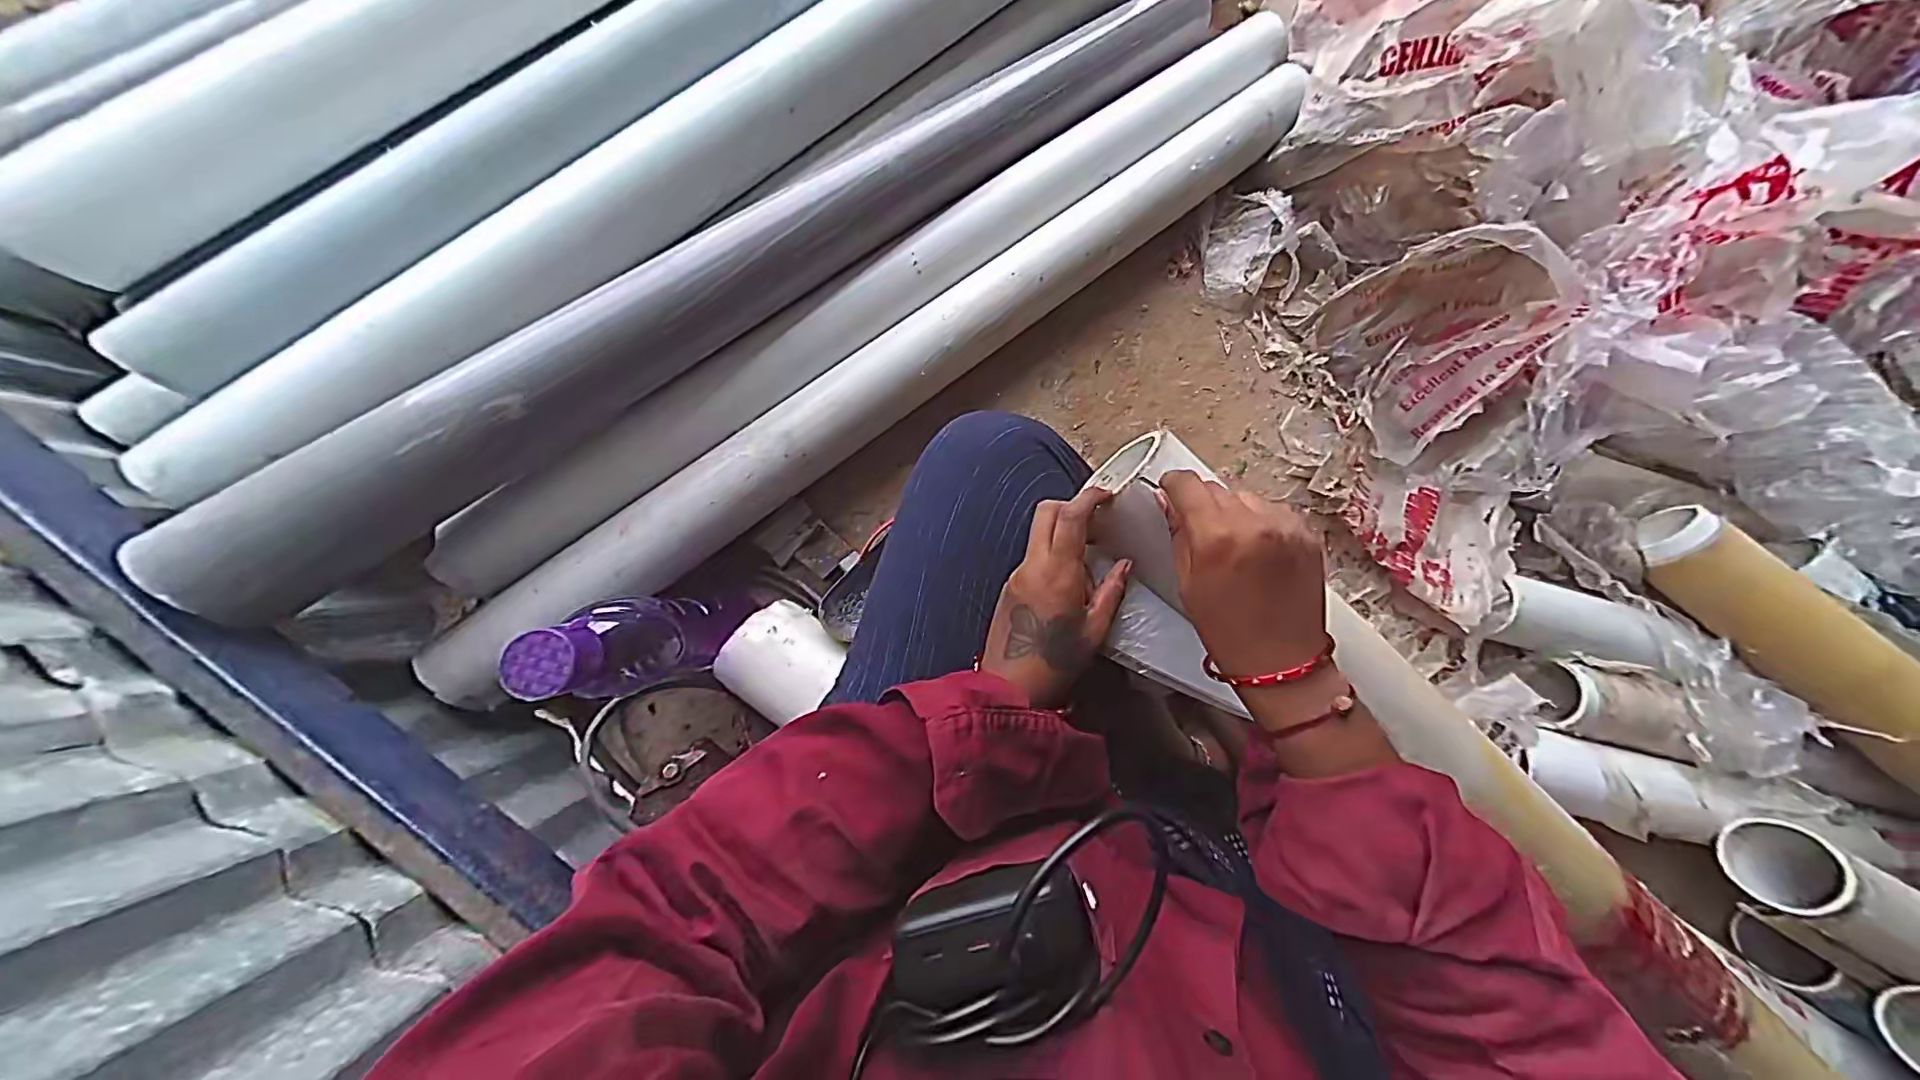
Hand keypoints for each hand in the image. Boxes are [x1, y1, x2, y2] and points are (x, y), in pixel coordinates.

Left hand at [981, 487, 1131, 707]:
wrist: (1010, 686)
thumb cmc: (1054, 664)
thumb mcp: (1095, 630)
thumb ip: (1111, 591)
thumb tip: (1123, 566)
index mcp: (1058, 573)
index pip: (1070, 516)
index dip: (1089, 497)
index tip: (1105, 495)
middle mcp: (1032, 566)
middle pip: (1046, 512)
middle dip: (1071, 506)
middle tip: (1096, 521)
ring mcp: (1017, 574)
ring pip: (1038, 533)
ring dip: (1062, 533)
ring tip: (1087, 561)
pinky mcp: (1009, 586)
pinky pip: (1032, 557)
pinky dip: (1051, 555)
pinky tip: (1068, 583)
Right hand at [1157, 471, 1326, 677]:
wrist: (1281, 659)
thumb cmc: (1228, 629)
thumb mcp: (1187, 582)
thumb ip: (1178, 534)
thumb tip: (1168, 502)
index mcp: (1217, 536)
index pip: (1188, 483)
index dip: (1174, 486)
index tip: (1171, 492)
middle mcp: (1254, 523)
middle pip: (1216, 488)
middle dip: (1204, 504)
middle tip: (1202, 533)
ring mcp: (1285, 526)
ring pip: (1245, 497)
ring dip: (1234, 512)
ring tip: (1234, 546)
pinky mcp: (1306, 534)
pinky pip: (1272, 512)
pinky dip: (1260, 523)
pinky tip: (1257, 552)